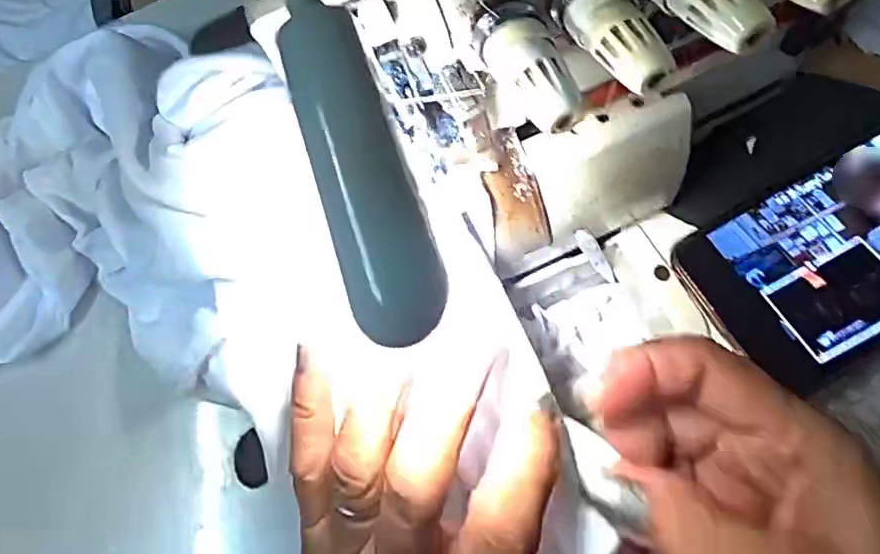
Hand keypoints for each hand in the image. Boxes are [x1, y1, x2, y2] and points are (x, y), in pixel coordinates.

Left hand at [289, 347, 561, 553]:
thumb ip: (535, 529)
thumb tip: (572, 467)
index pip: (496, 531)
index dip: (520, 466)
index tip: (537, 406)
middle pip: (414, 484)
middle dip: (443, 411)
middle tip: (470, 351)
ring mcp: (347, 541)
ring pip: (356, 464)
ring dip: (381, 398)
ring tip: (406, 344)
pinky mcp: (315, 525)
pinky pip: (307, 462)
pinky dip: (310, 403)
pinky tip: (318, 353)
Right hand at [593, 337, 879, 553]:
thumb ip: (696, 517)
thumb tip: (621, 477)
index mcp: (794, 434)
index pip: (705, 365)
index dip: (644, 367)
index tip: (598, 398)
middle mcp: (767, 448)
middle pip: (678, 405)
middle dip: (629, 424)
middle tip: (593, 459)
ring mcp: (751, 489)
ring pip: (669, 452)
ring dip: (630, 467)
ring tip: (602, 494)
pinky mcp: (739, 524)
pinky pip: (678, 497)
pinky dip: (647, 503)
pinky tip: (626, 519)